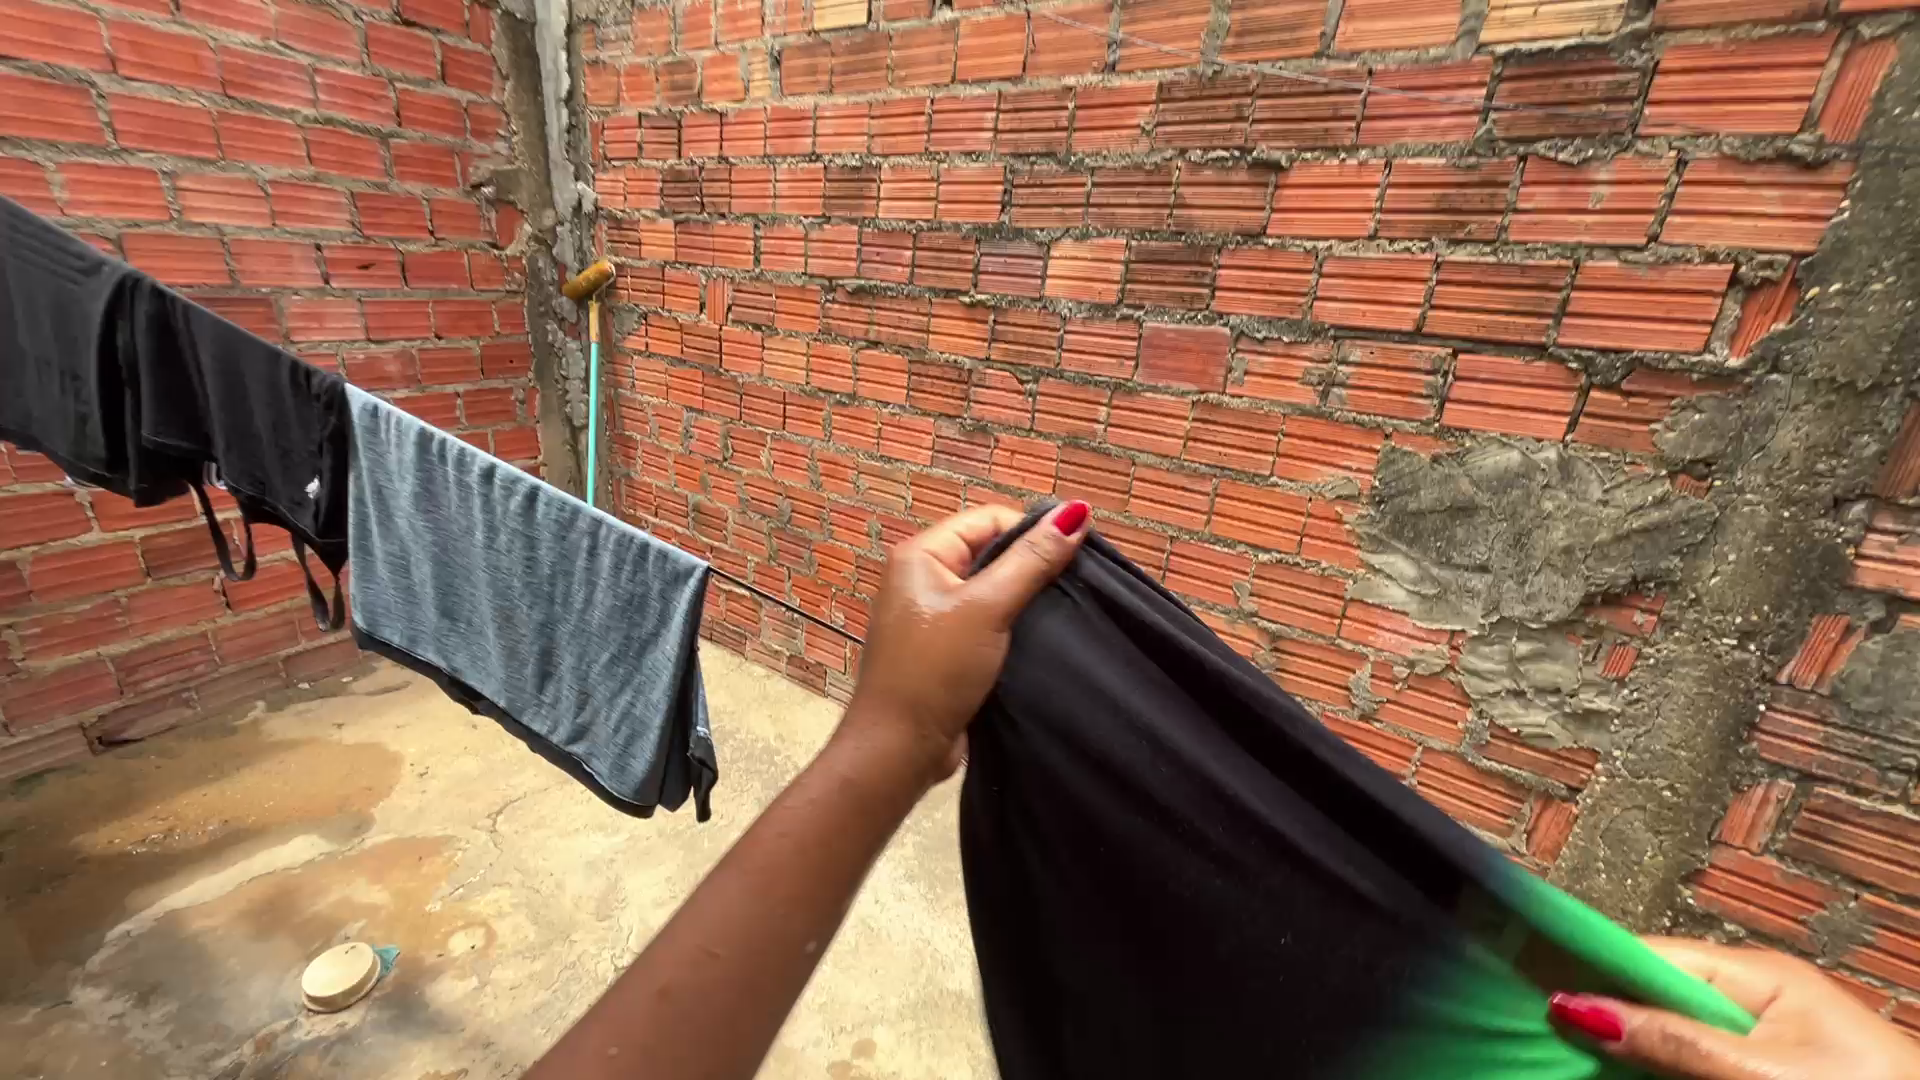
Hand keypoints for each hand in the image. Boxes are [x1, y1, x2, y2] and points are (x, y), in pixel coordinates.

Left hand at [839, 500, 1089, 785]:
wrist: (899, 748)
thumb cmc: (937, 669)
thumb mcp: (988, 608)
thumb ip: (1032, 560)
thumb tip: (1075, 511)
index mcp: (920, 554)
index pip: (987, 519)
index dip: (1032, 530)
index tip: (1075, 553)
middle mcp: (921, 576)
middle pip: (989, 550)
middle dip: (1030, 563)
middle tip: (1075, 583)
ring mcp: (930, 612)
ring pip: (989, 587)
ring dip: (1023, 596)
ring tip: (1064, 607)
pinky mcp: (943, 646)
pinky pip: (983, 619)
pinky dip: (1009, 623)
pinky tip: (1039, 634)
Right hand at [1549, 936, 1919, 1078]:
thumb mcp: (1768, 1074)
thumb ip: (1673, 1041)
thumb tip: (1571, 1006)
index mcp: (1757, 972)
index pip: (1645, 954)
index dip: (1590, 969)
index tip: (1535, 986)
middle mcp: (1757, 991)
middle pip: (1655, 990)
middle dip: (1612, 1013)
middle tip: (1555, 1031)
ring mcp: (1769, 1031)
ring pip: (1673, 1026)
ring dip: (1636, 1043)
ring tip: (1584, 1053)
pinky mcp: (1773, 1064)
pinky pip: (1698, 1051)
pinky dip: (1665, 1062)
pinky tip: (1632, 1070)